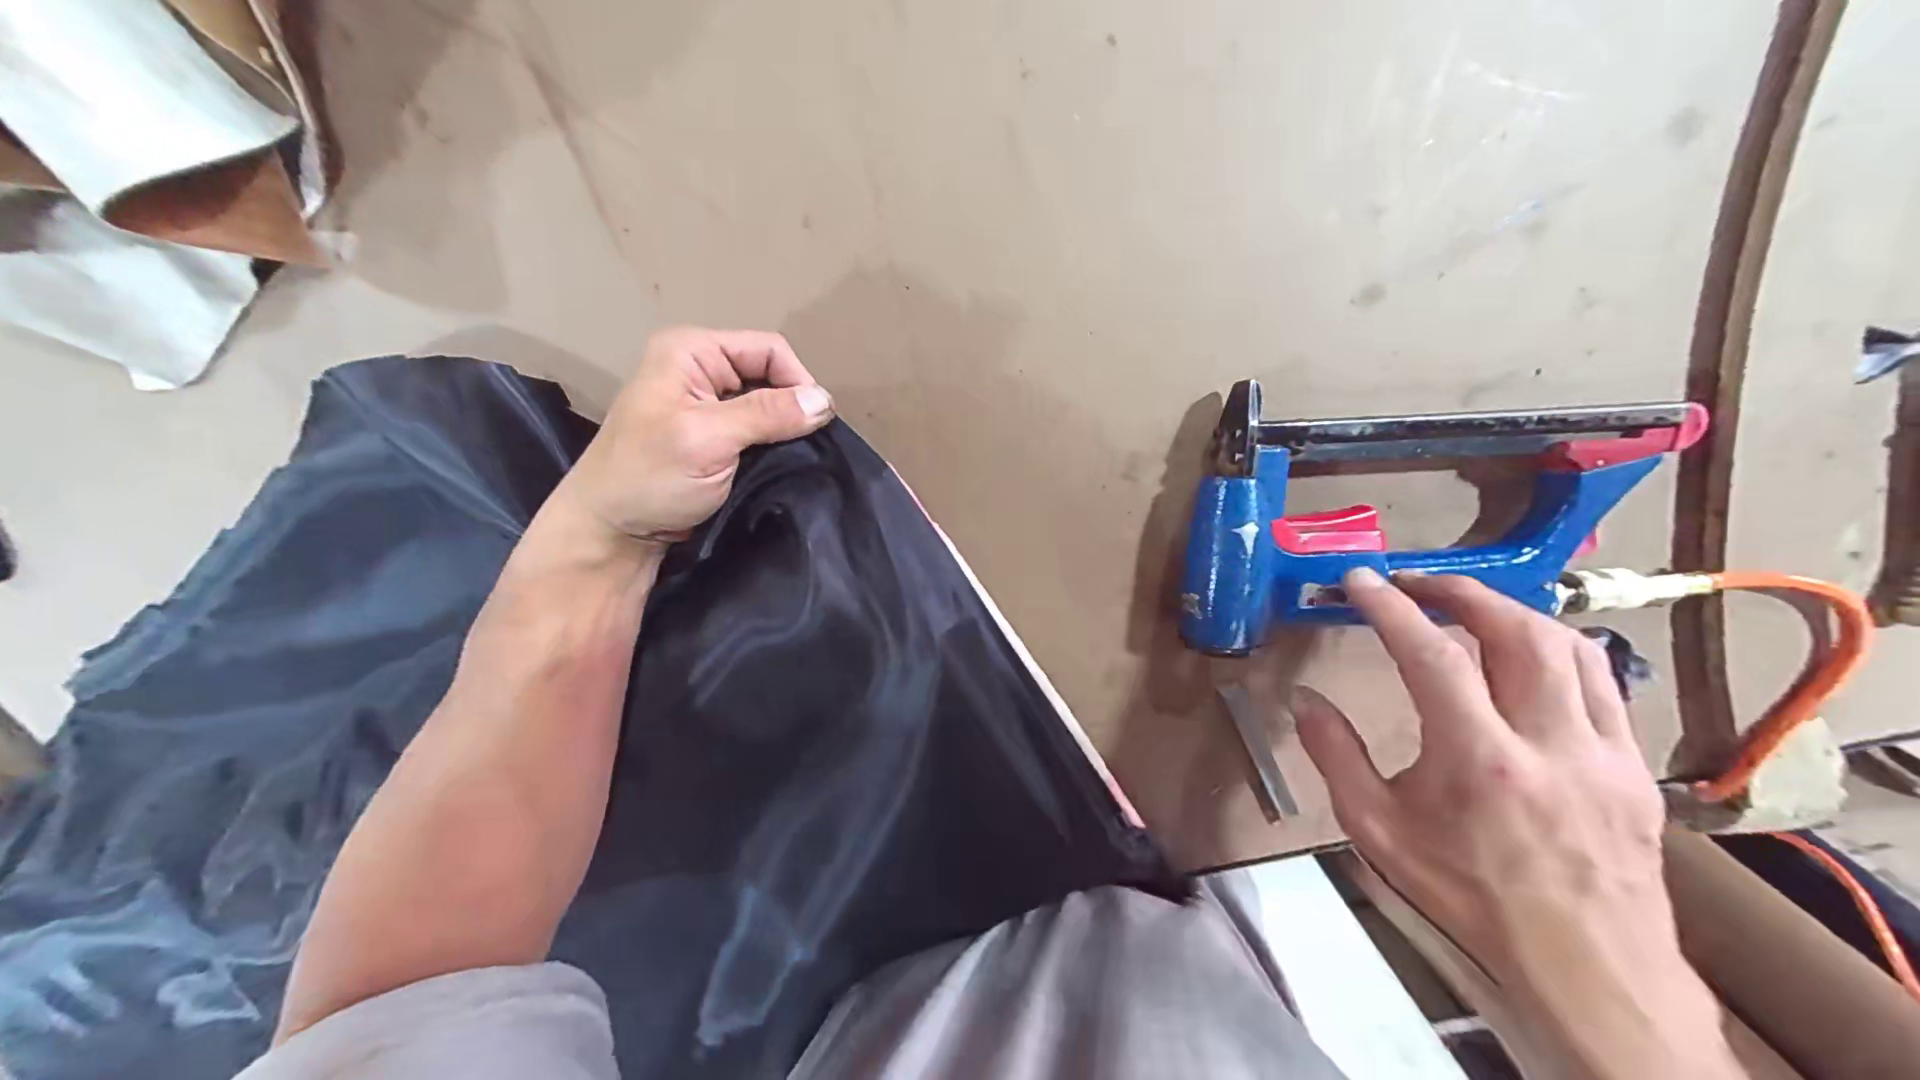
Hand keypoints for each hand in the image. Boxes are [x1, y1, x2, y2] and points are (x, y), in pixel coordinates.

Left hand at [552, 328, 833, 547]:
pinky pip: (757, 429)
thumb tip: (825, 401)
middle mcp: (700, 369)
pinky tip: (776, 464)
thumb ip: (767, 414)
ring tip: (793, 457)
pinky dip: (772, 445)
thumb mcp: (709, 439)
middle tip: (803, 446)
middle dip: (791, 407)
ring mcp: (706, 404)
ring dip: (784, 430)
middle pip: (770, 375)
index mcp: (691, 351)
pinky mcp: (714, 435)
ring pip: (767, 405)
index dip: (798, 382)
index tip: (814, 425)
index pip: (769, 350)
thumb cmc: (649, 479)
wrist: (613, 531)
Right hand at [1294, 569, 1738, 1076]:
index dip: (1391, 608)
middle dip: (1460, 592)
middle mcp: (1551, 743)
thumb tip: (1302, 699)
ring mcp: (1604, 751)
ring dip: (1511, 611)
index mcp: (1480, 761)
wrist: (1587, 966)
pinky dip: (1555, 647)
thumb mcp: (1378, 830)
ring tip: (1467, 606)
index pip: (1434, 657)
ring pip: (1572, 647)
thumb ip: (1336, 757)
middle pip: (1518, 632)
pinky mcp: (1634, 764)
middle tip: (1415, 583)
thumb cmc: (1467, 895)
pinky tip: (1525, 653)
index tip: (1359, 581)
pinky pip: (1602, 681)